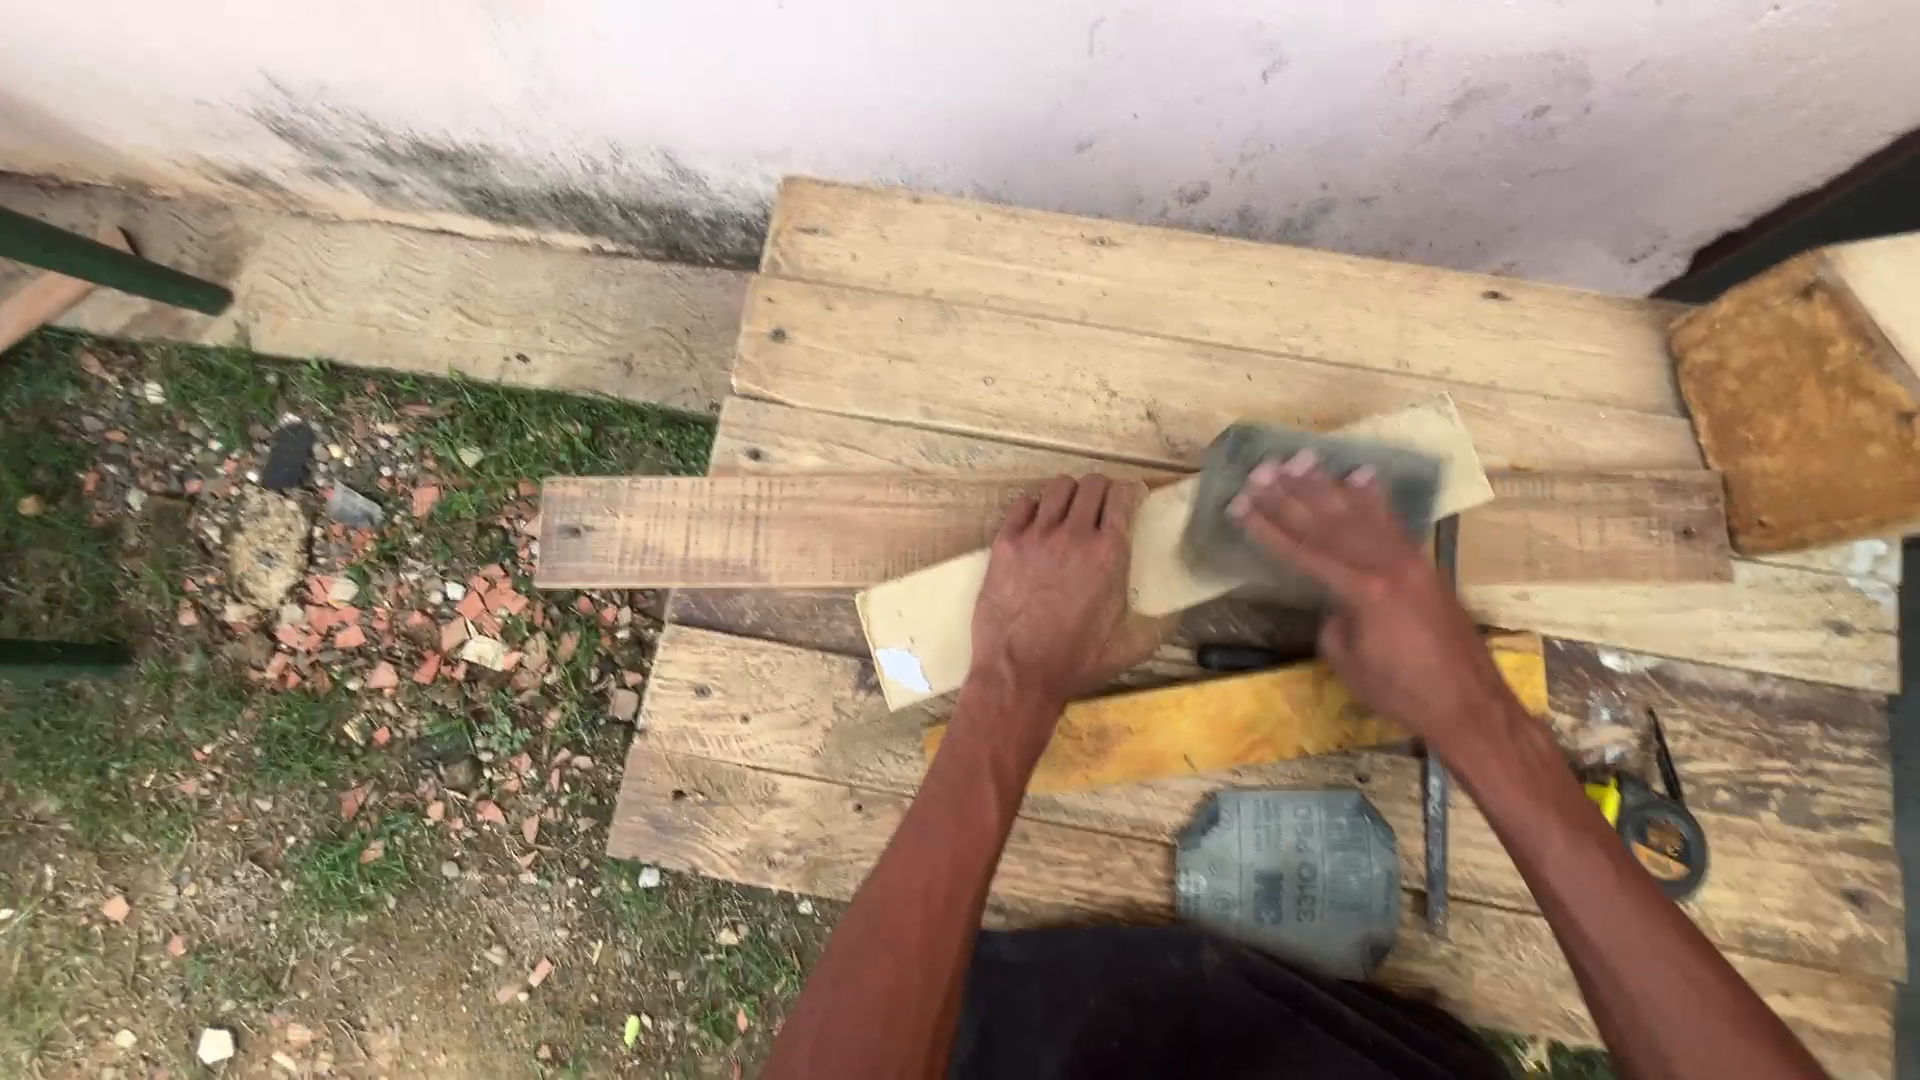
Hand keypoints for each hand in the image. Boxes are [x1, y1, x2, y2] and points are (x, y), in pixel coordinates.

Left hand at [969, 475, 1160, 721]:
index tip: (1131, 500)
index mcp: (1109, 553)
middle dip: (1102, 490)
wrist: (1019, 672)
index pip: (1124, 496)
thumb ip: (1160, 621)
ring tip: (1069, 513)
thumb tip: (1178, 609)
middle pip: (1092, 484)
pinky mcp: (1005, 543)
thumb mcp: (1132, 646)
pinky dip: (1034, 508)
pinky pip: (1022, 504)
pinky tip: (1037, 526)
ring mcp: (1036, 536)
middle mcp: (1074, 535)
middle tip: (1101, 507)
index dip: (1131, 493)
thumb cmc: (1076, 662)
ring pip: (1057, 487)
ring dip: (1069, 495)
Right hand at [1228, 450, 1510, 750]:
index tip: (1238, 504)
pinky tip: (1358, 474)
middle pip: (1326, 523)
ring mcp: (1408, 560)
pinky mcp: (1421, 564)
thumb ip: (1333, 619)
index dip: (1266, 527)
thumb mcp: (1347, 659)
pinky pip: (1391, 522)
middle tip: (1260, 469)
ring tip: (1298, 459)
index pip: (1301, 551)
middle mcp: (1384, 565)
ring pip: (1357, 513)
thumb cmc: (1400, 691)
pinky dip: (1372, 497)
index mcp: (1361, 591)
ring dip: (1325, 485)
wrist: (1468, 701)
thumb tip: (1332, 600)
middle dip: (1288, 495)